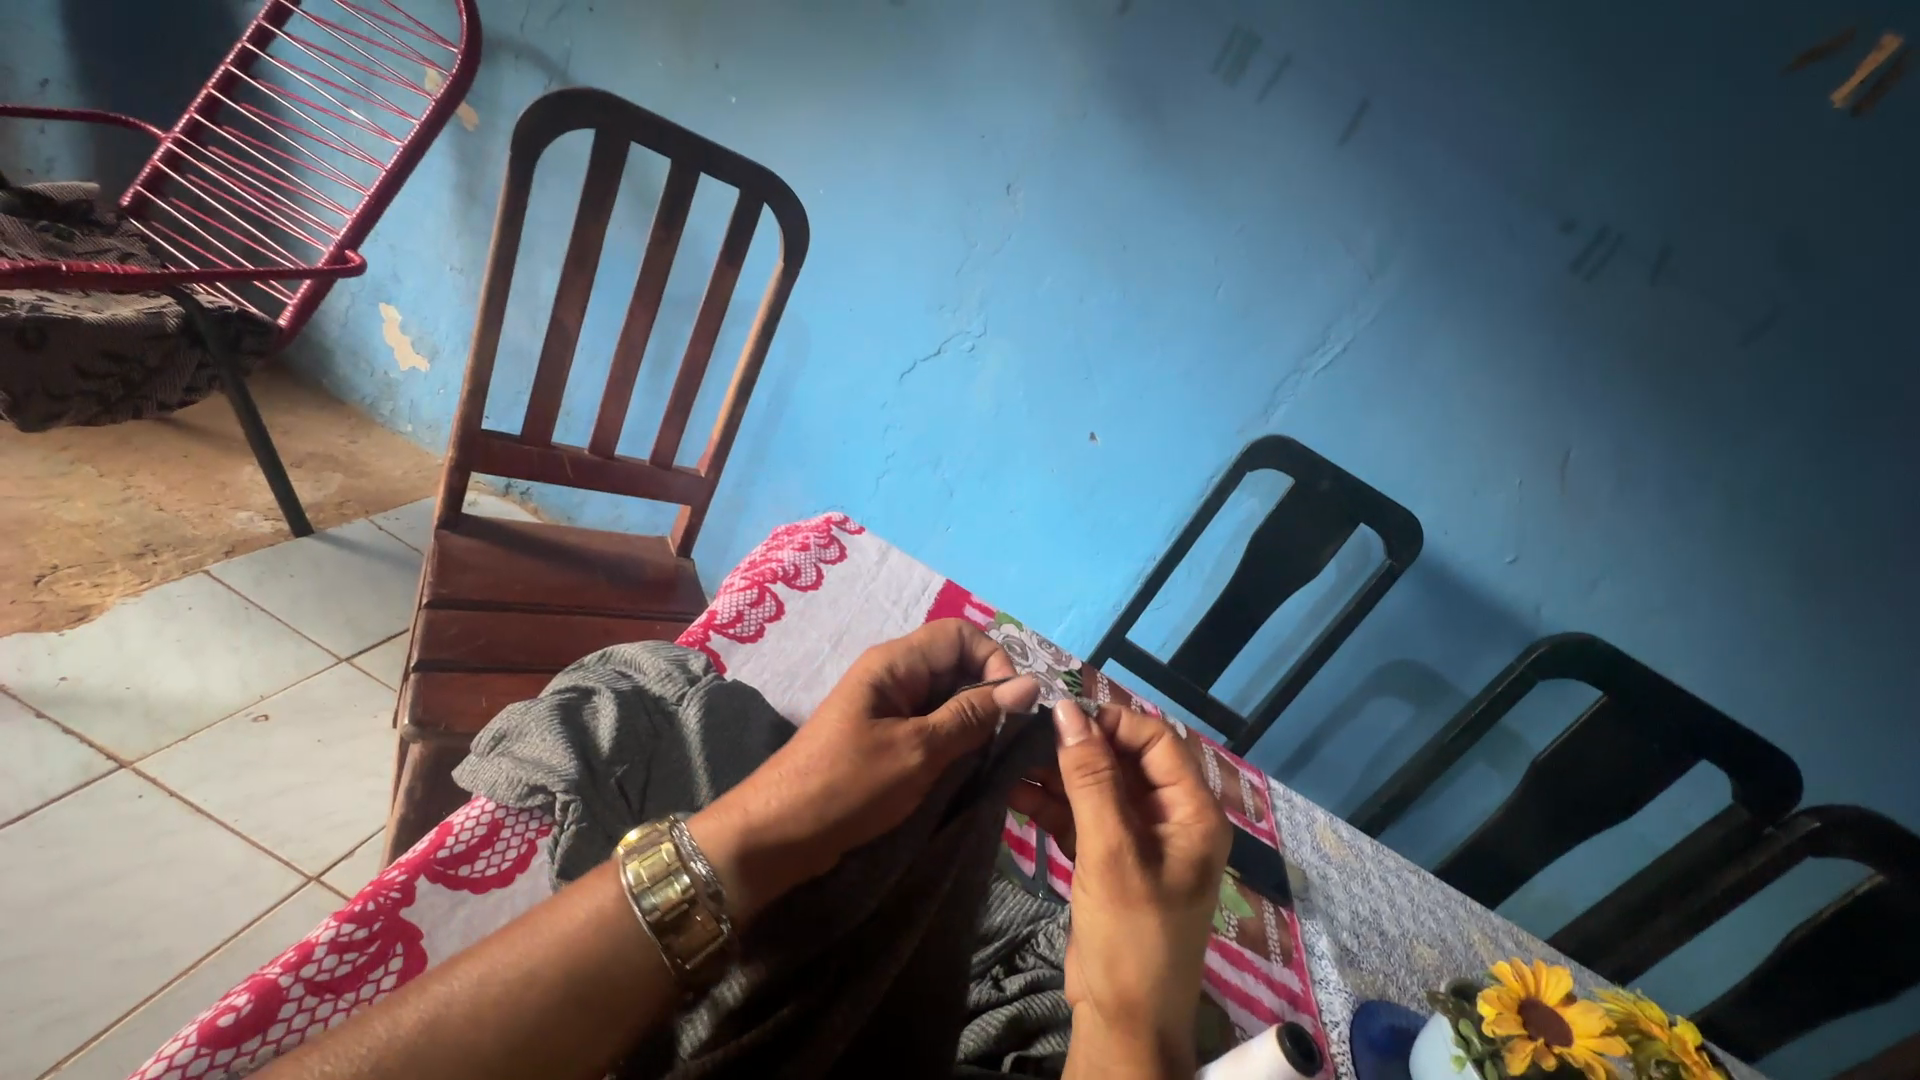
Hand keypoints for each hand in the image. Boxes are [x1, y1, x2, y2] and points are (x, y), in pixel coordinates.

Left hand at [688, 620, 1039, 924]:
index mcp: (895, 663)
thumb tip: (1029, 685)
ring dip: (974, 719)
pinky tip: (967, 765)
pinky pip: (931, 722)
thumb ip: (973, 716)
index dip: (993, 660)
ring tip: (993, 755)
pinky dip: (954, 738)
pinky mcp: (885, 737)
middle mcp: (893, 675)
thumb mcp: (918, 751)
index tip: (1011, 706)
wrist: (778, 835)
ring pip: (946, 696)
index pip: (960, 634)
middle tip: (1009, 737)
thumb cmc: (847, 786)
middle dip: (988, 692)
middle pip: (956, 663)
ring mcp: (887, 706)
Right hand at [1012, 701, 1229, 1078]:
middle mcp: (1170, 818)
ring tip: (1010, 760)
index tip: (1062, 718)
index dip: (1112, 723)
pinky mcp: (1109, 860)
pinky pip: (1081, 817)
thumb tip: (1068, 710)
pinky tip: (1014, 793)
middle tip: (1025, 735)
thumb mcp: (1110, 852)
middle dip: (1077, 748)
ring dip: (1056, 776)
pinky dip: (1051, 806)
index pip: (1156, 741)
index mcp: (1192, 812)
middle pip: (1123, 761)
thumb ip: (1090, 778)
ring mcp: (1138, 840)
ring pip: (1097, 788)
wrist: (1123, 1022)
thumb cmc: (1131, 936)